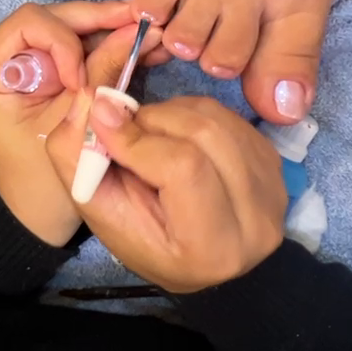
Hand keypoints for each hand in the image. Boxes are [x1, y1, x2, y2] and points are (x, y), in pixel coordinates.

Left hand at [0, 2, 165, 244]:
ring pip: (73, 29)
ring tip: (152, 35)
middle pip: (54, 19)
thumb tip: (135, 32)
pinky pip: (82, 49)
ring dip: (111, 31)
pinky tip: (147, 49)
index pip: (28, 24)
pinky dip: (111, 48)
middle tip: (142, 24)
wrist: (36, 217)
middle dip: (98, 21)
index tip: (81, 80)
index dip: (62, 40)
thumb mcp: (71, 131)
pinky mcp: (53, 74)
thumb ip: (99, 80)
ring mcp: (31, 63)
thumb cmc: (40, 182)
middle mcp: (6, 58)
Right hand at [48, 93, 285, 293]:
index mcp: (212, 247)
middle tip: (126, 130)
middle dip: (153, 119)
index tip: (102, 121)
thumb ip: (76, 155)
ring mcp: (274, 191)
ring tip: (150, 133)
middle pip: (204, 134)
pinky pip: (228, 115)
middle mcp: (257, 223)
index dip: (136, 137)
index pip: (183, 167)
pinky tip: (177, 134)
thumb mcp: (96, 207)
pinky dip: (191, 112)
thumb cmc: (141, 235)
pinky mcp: (275, 164)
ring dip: (171, 112)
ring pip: (216, 118)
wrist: (195, 251)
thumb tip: (92, 98)